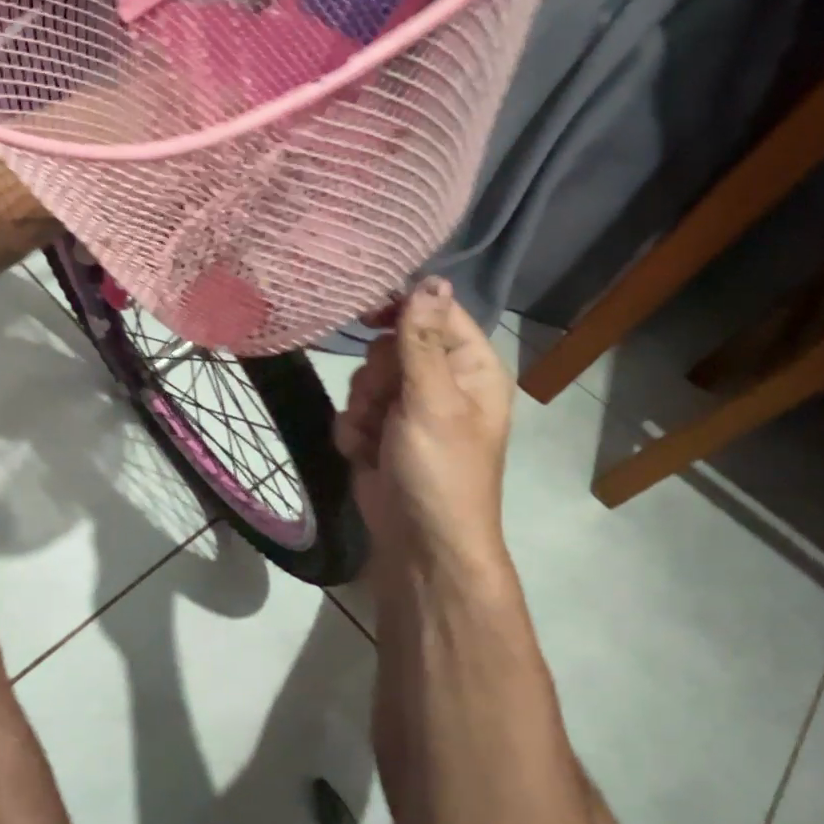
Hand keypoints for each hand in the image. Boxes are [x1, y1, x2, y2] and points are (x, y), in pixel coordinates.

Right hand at [333, 278, 514, 570]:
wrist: (420, 544)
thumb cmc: (440, 470)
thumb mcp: (431, 400)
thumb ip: (422, 340)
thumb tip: (430, 279)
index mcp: (471, 368)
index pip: (436, 314)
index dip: (402, 311)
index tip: (367, 316)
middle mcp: (441, 382)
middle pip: (391, 345)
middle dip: (377, 376)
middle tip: (386, 405)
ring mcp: (408, 410)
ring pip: (365, 378)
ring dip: (361, 407)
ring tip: (375, 438)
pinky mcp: (379, 434)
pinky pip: (352, 410)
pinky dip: (353, 432)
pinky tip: (364, 454)